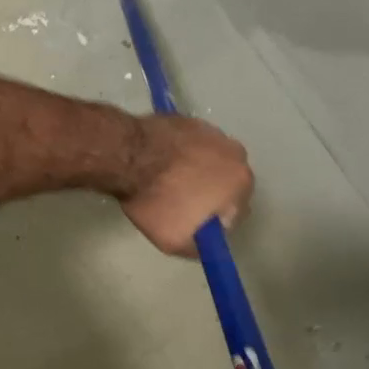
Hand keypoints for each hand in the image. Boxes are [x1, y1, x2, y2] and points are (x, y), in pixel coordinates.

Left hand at [119, 115, 252, 255]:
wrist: (126, 155)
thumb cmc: (156, 201)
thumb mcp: (176, 242)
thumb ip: (200, 248)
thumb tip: (207, 244)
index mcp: (241, 183)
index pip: (235, 214)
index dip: (212, 223)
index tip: (190, 223)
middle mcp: (236, 154)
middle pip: (226, 184)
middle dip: (208, 195)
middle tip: (178, 202)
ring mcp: (214, 132)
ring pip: (211, 163)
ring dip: (197, 172)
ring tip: (167, 180)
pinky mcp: (191, 119)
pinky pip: (194, 145)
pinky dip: (184, 153)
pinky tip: (163, 161)